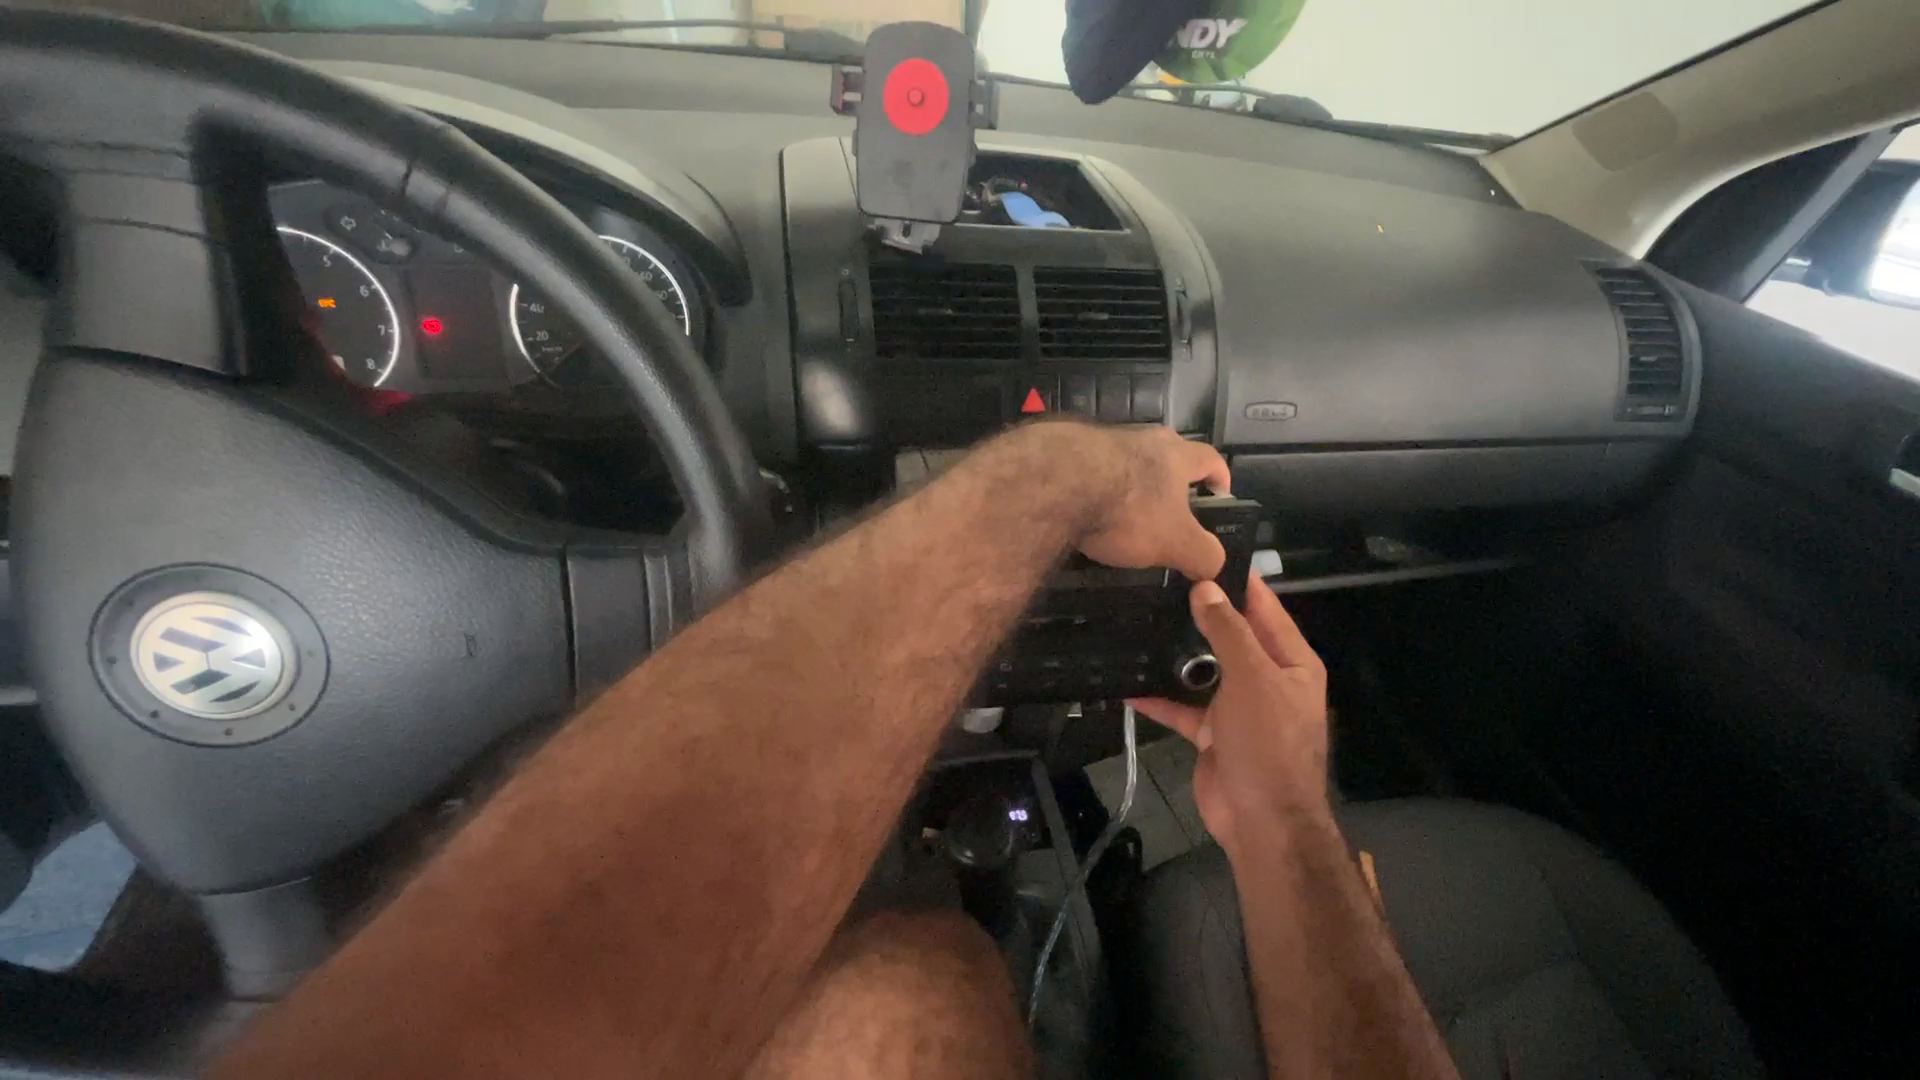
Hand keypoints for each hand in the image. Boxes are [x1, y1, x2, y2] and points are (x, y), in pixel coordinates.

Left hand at [1071, 424, 1231, 581]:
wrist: (1054, 483)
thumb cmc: (1127, 509)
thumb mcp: (1176, 543)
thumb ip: (1203, 554)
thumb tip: (1214, 564)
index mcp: (1175, 455)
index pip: (1210, 458)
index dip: (1219, 477)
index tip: (1220, 495)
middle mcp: (1139, 438)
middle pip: (1164, 455)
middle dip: (1168, 481)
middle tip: (1166, 512)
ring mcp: (1098, 441)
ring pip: (1122, 462)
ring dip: (1125, 484)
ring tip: (1120, 516)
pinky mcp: (1063, 452)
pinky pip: (1085, 470)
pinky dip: (1089, 489)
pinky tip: (1081, 512)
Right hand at [1130, 575, 1329, 849]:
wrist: (1261, 821)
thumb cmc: (1268, 742)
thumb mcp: (1251, 678)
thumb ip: (1227, 631)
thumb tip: (1204, 588)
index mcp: (1291, 662)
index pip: (1265, 608)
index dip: (1238, 580)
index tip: (1203, 551)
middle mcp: (1267, 679)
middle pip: (1230, 636)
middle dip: (1198, 614)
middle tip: (1157, 582)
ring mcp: (1238, 708)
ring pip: (1203, 670)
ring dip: (1175, 655)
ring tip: (1138, 620)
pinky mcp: (1211, 733)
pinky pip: (1181, 706)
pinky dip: (1158, 697)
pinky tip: (1126, 682)